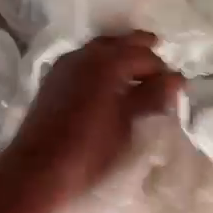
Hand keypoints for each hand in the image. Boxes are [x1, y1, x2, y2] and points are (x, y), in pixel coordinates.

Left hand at [3, 32, 180, 204]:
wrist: (36, 170)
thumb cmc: (88, 150)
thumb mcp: (126, 124)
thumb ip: (151, 96)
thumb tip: (176, 79)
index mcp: (108, 62)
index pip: (145, 56)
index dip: (162, 70)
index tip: (174, 87)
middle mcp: (87, 54)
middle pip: (122, 42)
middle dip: (142, 52)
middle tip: (158, 70)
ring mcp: (67, 63)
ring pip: (101, 47)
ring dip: (120, 55)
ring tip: (135, 76)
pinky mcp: (54, 77)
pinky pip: (84, 58)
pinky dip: (101, 63)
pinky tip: (106, 83)